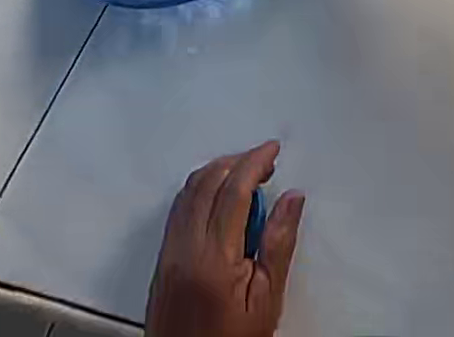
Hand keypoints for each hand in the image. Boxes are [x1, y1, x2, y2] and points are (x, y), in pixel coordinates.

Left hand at [145, 140, 304, 336]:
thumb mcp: (267, 302)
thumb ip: (279, 243)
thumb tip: (291, 198)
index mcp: (214, 259)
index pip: (235, 189)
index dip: (255, 161)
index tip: (273, 150)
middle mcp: (185, 249)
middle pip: (209, 180)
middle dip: (239, 160)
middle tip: (265, 162)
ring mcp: (169, 253)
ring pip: (190, 188)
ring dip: (218, 169)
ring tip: (246, 174)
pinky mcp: (162, 259)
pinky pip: (179, 206)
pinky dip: (200, 186)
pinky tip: (219, 193)